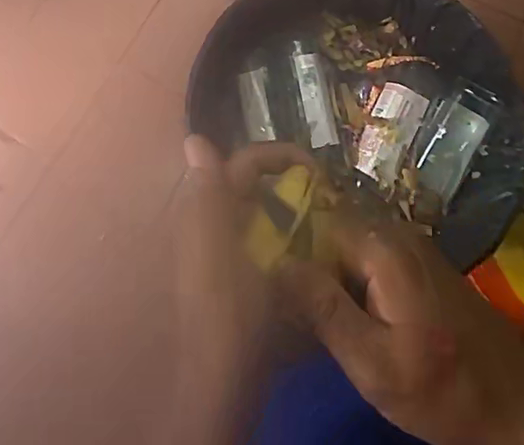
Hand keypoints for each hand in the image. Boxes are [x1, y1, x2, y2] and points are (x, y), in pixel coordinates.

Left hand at [169, 136, 312, 444]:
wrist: (221, 385)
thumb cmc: (225, 314)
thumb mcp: (218, 251)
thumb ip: (208, 195)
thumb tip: (193, 138)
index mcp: (210, 213)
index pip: (245, 163)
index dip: (280, 157)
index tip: (317, 172)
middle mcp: (218, 226)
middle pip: (258, 187)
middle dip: (293, 185)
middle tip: (330, 201)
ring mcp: (232, 254)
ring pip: (268, 216)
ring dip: (296, 214)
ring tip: (329, 226)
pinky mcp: (247, 281)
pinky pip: (272, 247)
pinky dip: (291, 244)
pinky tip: (313, 259)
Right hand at [276, 213, 523, 444]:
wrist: (514, 399)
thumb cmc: (443, 385)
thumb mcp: (375, 362)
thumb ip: (325, 310)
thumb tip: (277, 263)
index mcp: (381, 247)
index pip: (313, 223)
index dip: (284, 245)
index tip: (259, 276)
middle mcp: (393, 231)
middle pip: (328, 230)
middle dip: (302, 261)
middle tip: (279, 304)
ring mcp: (407, 244)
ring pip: (345, 245)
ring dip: (323, 273)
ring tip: (301, 313)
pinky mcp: (415, 263)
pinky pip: (365, 257)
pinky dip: (346, 280)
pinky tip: (338, 313)